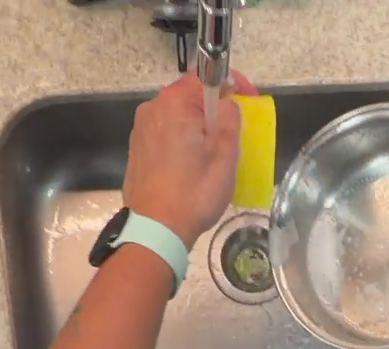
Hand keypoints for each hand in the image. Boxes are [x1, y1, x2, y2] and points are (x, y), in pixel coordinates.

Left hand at [122, 71, 257, 249]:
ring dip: (198, 129)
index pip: (207, 77)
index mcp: (175, 104)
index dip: (233, 85)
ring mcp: (141, 130)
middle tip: (234, 135)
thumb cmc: (193, 195)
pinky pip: (166, 136)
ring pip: (178, 119)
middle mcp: (153, 109)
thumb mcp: (225, 157)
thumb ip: (230, 119)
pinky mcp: (138, 151)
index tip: (251, 101)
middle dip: (215, 111)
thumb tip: (227, 104)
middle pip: (191, 98)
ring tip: (213, 156)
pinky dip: (182, 144)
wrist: (156, 231)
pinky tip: (191, 168)